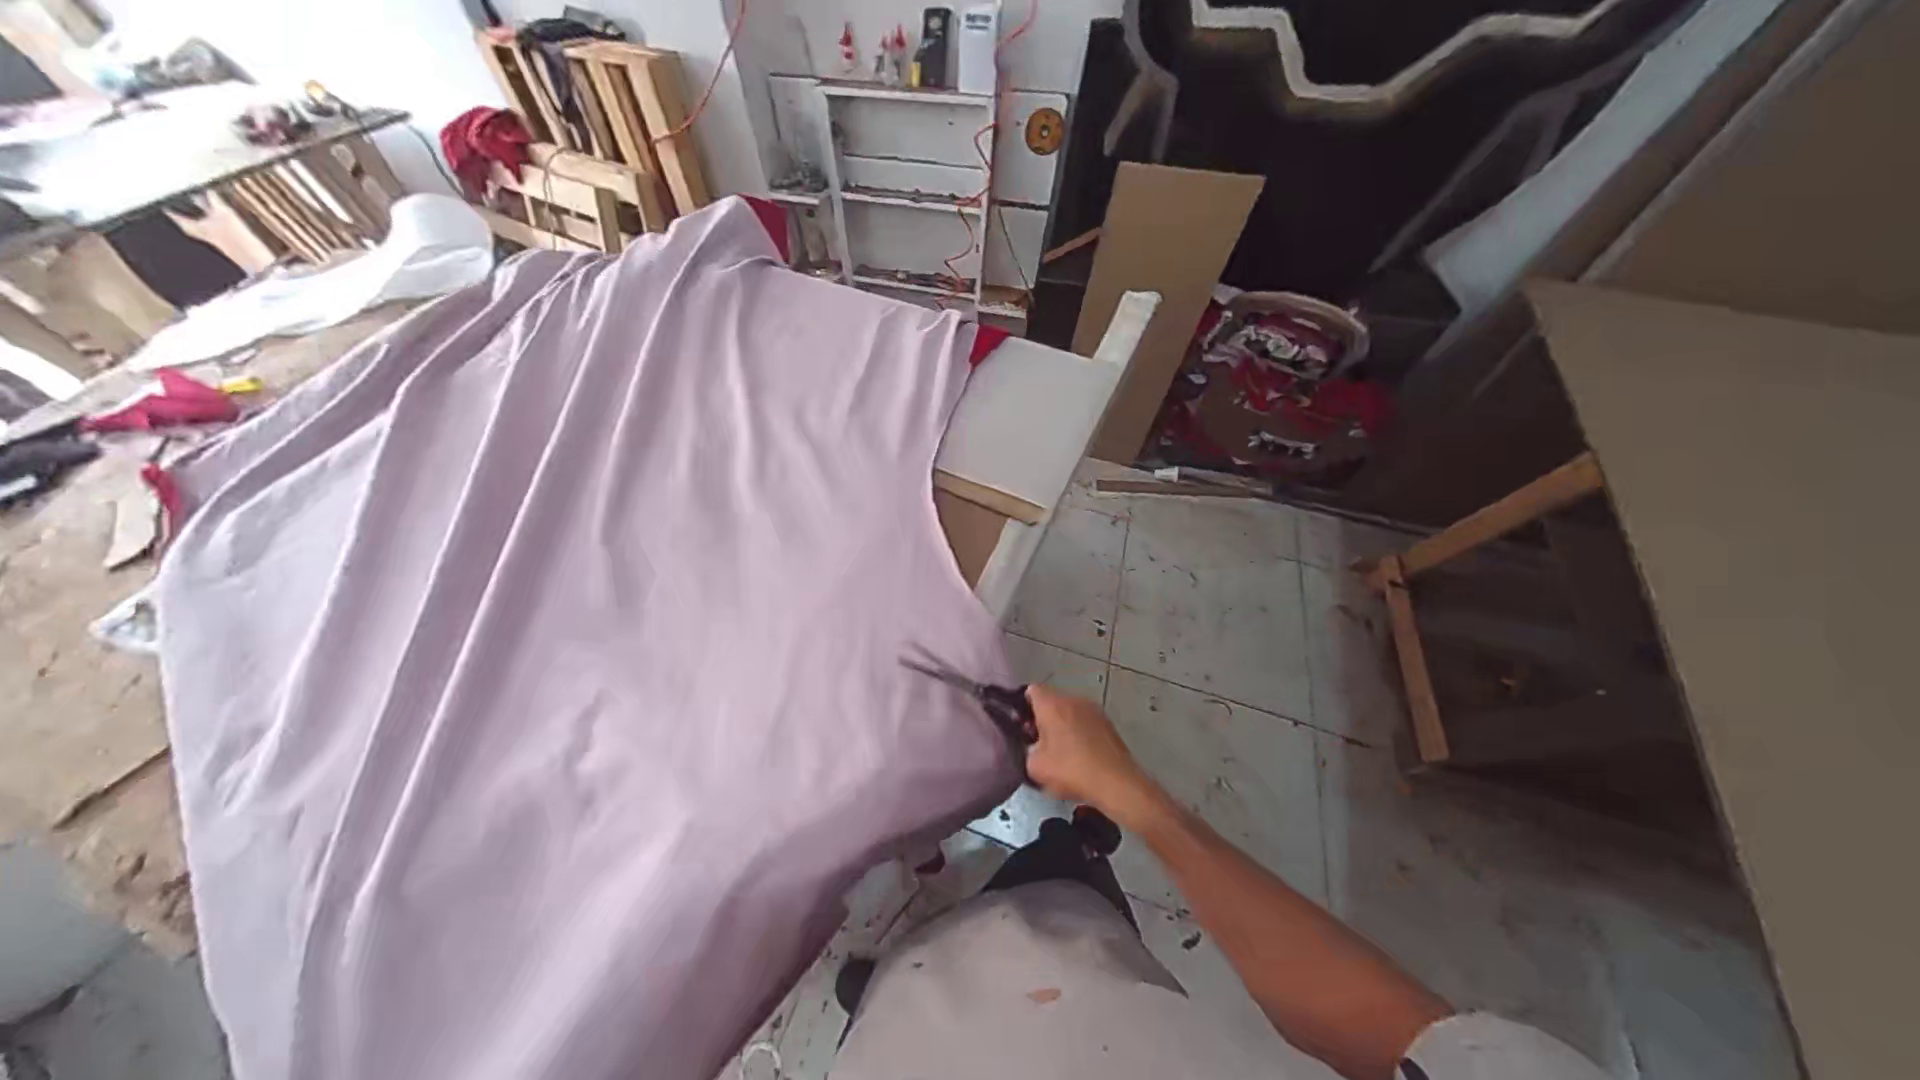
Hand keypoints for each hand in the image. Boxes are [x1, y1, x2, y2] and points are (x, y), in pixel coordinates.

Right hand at [1024, 684, 1164, 827]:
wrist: (1117, 784)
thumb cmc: (1072, 771)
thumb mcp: (1035, 767)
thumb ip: (1024, 750)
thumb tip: (1029, 746)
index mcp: (1052, 704)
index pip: (1030, 691)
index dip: (1021, 707)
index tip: (1021, 727)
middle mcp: (1073, 699)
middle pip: (1050, 701)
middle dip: (1042, 719)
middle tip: (1037, 744)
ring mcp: (1094, 710)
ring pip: (1069, 711)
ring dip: (1061, 726)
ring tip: (1060, 752)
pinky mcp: (1108, 723)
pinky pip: (1084, 721)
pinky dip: (1078, 732)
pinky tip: (1079, 756)